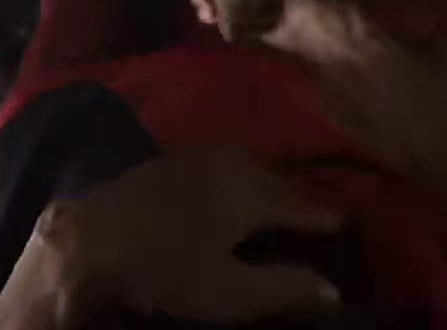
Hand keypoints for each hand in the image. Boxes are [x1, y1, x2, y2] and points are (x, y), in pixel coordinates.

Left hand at [42, 148, 342, 323]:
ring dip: (270, 174)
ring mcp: (198, 155)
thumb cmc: (166, 267)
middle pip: (273, 176)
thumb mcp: (228, 291)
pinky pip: (224, 155)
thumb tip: (334, 290)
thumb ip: (282, 287)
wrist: (99, 231)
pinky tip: (237, 177)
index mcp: (245, 193)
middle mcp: (227, 164)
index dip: (321, 215)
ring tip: (283, 191)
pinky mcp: (175, 156)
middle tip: (319, 208)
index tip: (347, 220)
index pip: (295, 203)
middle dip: (298, 192)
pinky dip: (242, 166)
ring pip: (248, 160)